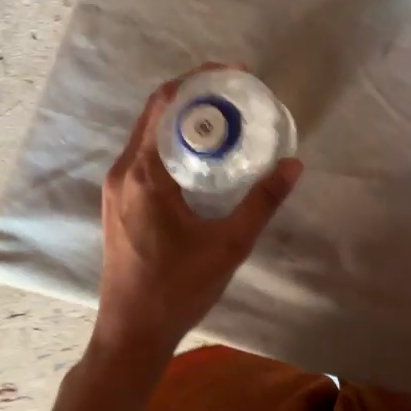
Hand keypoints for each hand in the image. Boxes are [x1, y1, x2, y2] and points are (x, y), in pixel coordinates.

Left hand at [94, 68, 303, 353]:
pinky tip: (203, 151)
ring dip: (184, 117)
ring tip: (225, 115)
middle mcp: (123, 172)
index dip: (199, 81)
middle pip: (157, 112)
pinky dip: (174, 139)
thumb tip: (294, 164)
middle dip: (196, 94)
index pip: (166, 105)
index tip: (234, 75)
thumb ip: (262, 202)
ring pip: (150, 132)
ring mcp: (117, 187)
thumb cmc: (177, 289)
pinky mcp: (119, 201)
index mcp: (143, 174)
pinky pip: (146, 152)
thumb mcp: (228, 245)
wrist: (130, 335)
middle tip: (237, 91)